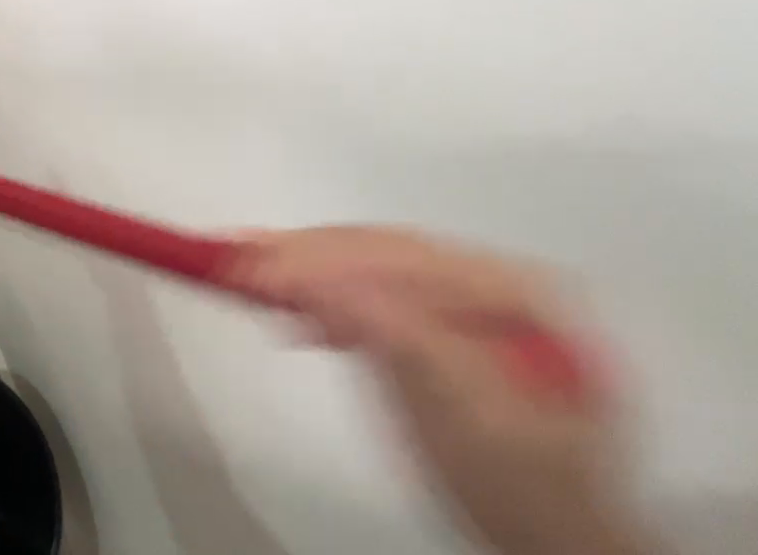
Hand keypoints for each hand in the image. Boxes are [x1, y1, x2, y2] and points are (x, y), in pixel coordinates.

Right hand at [231, 227, 647, 554]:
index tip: (247, 265)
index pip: (392, 254)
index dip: (312, 256)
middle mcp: (493, 280)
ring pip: (361, 265)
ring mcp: (464, 297)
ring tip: (241, 274)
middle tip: (228, 258)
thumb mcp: (459, 408)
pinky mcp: (434, 319)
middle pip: (373, 250)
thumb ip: (394, 336)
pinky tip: (285, 303)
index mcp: (519, 291)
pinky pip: (364, 288)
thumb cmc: (519, 484)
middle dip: (296, 255)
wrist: (547, 534)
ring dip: (298, 270)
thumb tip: (318, 284)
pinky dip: (315, 292)